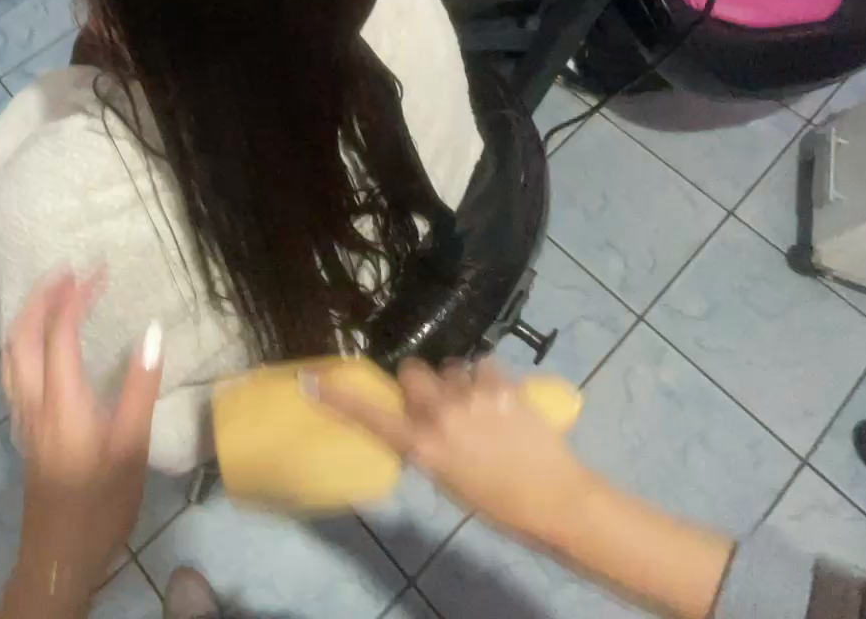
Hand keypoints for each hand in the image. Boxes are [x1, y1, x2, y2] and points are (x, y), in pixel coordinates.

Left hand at [0, 271, 162, 616]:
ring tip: (51, 294)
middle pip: (21, 335)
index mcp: (61, 399)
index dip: (75, 296)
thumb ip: (140, 386)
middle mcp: (33, 400)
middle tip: (66, 271)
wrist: (59, 558)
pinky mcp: (24, 429)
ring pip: (11, 353)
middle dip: (41, 297)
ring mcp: (23, 416)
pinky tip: (40, 342)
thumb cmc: (101, 503)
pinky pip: (13, 369)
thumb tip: (152, 329)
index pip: (60, 332)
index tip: (97, 269)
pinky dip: (23, 340)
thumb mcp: (132, 446)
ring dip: (27, 316)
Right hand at [315, 358, 595, 547]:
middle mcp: (441, 416)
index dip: (337, 398)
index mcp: (423, 447)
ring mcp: (472, 396)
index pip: (370, 416)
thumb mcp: (446, 476)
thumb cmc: (496, 500)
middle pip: (413, 370)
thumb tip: (412, 414)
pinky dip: (487, 378)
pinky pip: (481, 365)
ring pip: (451, 366)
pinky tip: (501, 399)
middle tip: (440, 400)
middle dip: (422, 381)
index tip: (310, 380)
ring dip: (459, 381)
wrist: (555, 501)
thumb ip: (424, 442)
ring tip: (480, 405)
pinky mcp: (502, 384)